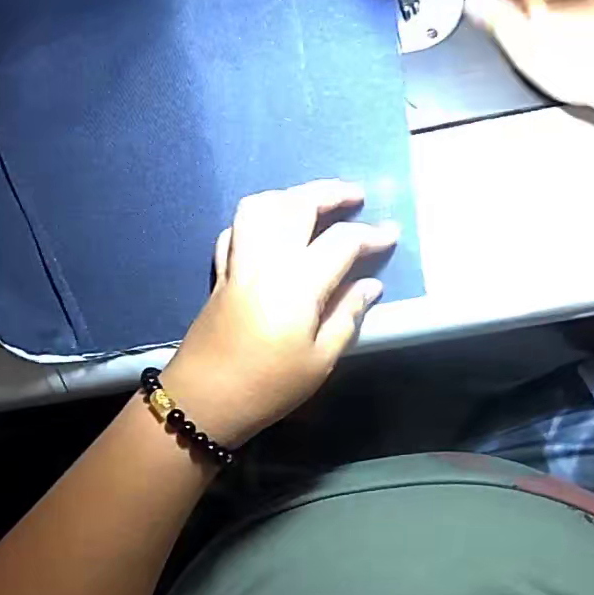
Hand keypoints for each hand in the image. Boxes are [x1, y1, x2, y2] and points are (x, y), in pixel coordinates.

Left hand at [159, 180, 397, 446]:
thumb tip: (370, 287)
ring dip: (290, 196)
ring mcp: (238, 263)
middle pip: (297, 206)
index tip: (391, 235)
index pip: (341, 242)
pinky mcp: (221, 273)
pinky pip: (236, 230)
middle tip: (355, 195)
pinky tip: (272, 230)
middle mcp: (266, 260)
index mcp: (297, 282)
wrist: (203, 401)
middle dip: (330, 193)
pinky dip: (258, 220)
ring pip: (260, 207)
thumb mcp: (319, 360)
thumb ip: (347, 316)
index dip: (370, 235)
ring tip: (313, 203)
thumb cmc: (268, 386)